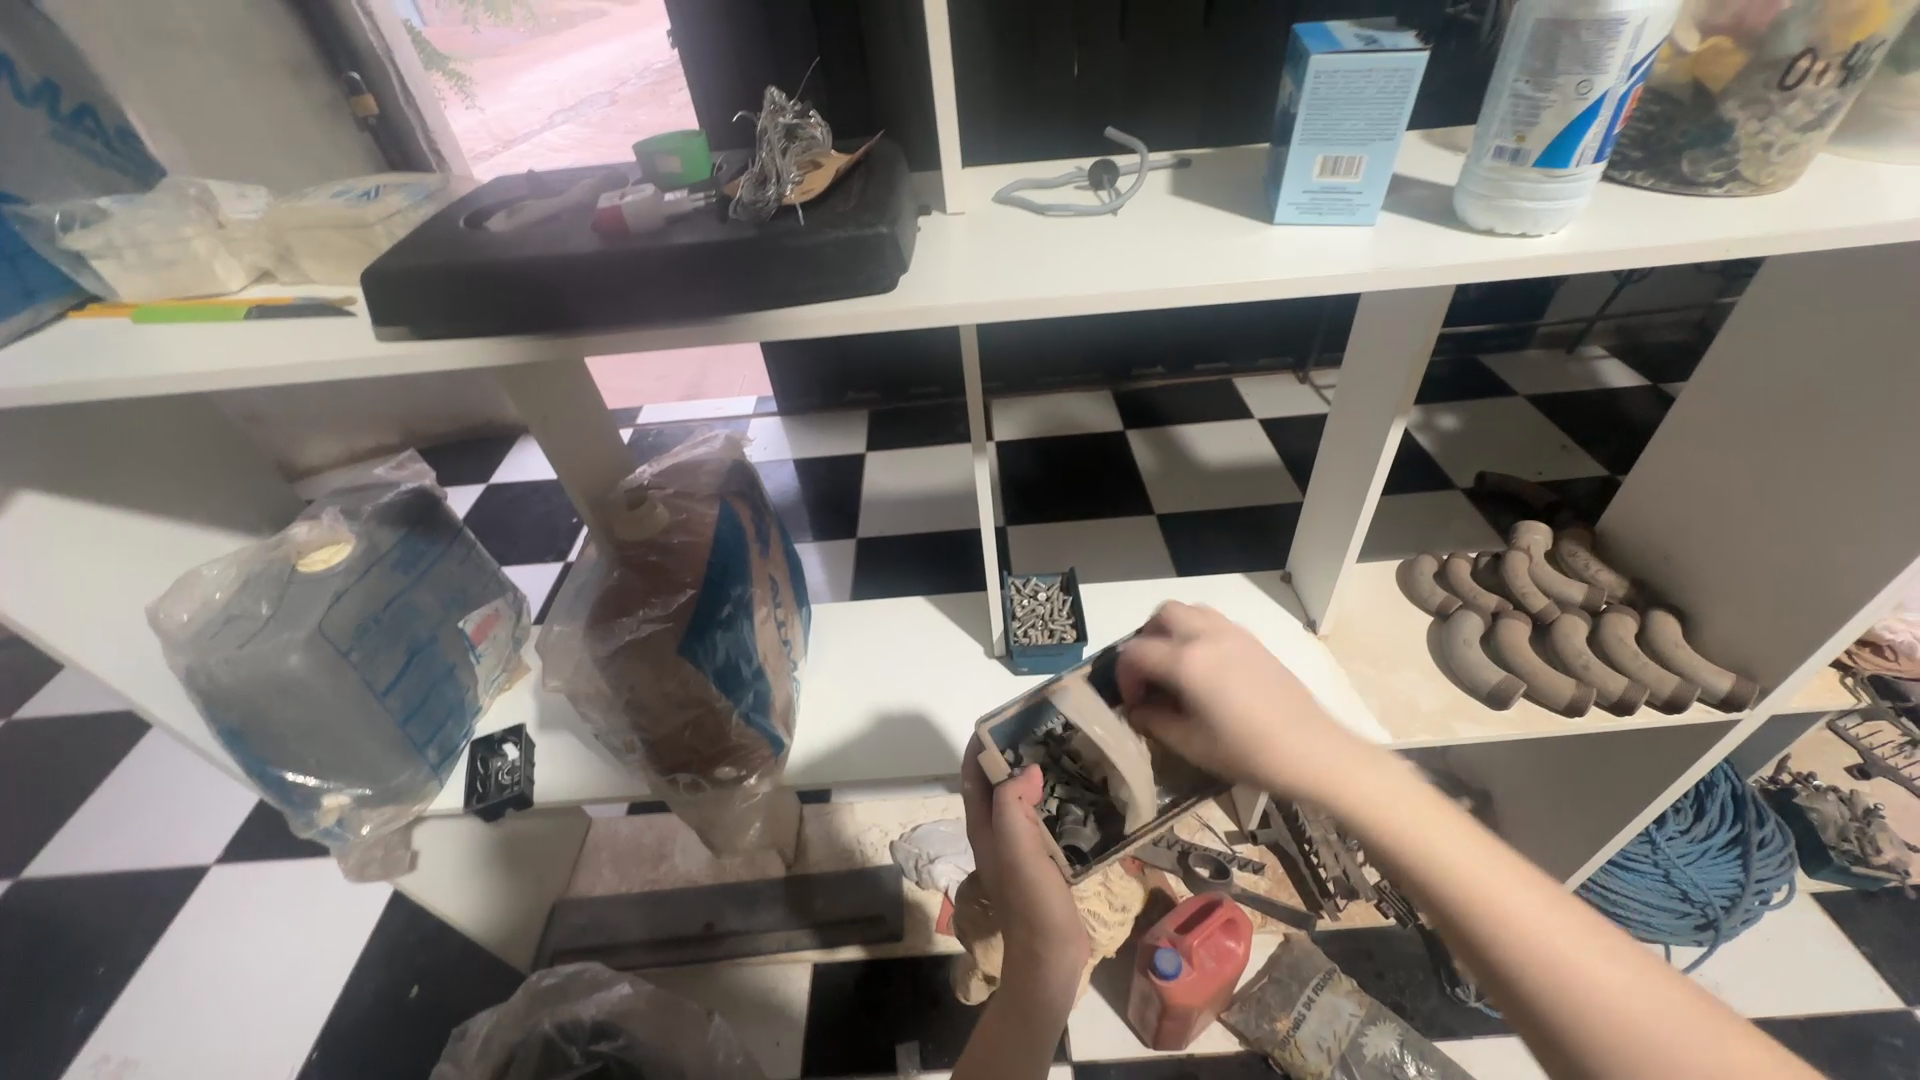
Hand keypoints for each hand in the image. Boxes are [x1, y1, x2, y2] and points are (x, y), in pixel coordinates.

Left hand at [960, 739, 1090, 998]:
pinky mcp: (1041, 859)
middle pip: (997, 784)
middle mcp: (996, 832)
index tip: (1006, 719)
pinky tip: (1079, 792)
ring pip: (1020, 799)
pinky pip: (1043, 818)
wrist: (1050, 956)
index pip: (973, 774)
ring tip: (1064, 751)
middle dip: (1012, 754)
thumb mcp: (1016, 849)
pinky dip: (1054, 799)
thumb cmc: (1029, 901)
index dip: (981, 745)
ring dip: (1034, 775)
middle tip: (1044, 729)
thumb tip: (1026, 769)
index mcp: (983, 826)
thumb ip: (1013, 806)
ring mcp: (1018, 847)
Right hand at [1116, 601, 1378, 801]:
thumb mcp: (1191, 745)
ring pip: (1190, 611)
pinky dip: (1197, 633)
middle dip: (1145, 640)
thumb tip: (1137, 709)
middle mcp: (1207, 636)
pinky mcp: (1254, 642)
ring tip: (1174, 666)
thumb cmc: (1249, 753)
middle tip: (1149, 675)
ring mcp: (1234, 634)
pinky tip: (1205, 670)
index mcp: (1187, 662)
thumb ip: (1155, 721)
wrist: (1315, 752)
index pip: (1136, 652)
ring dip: (1172, 631)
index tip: (1132, 702)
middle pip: (1162, 615)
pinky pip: (1214, 622)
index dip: (1125, 676)